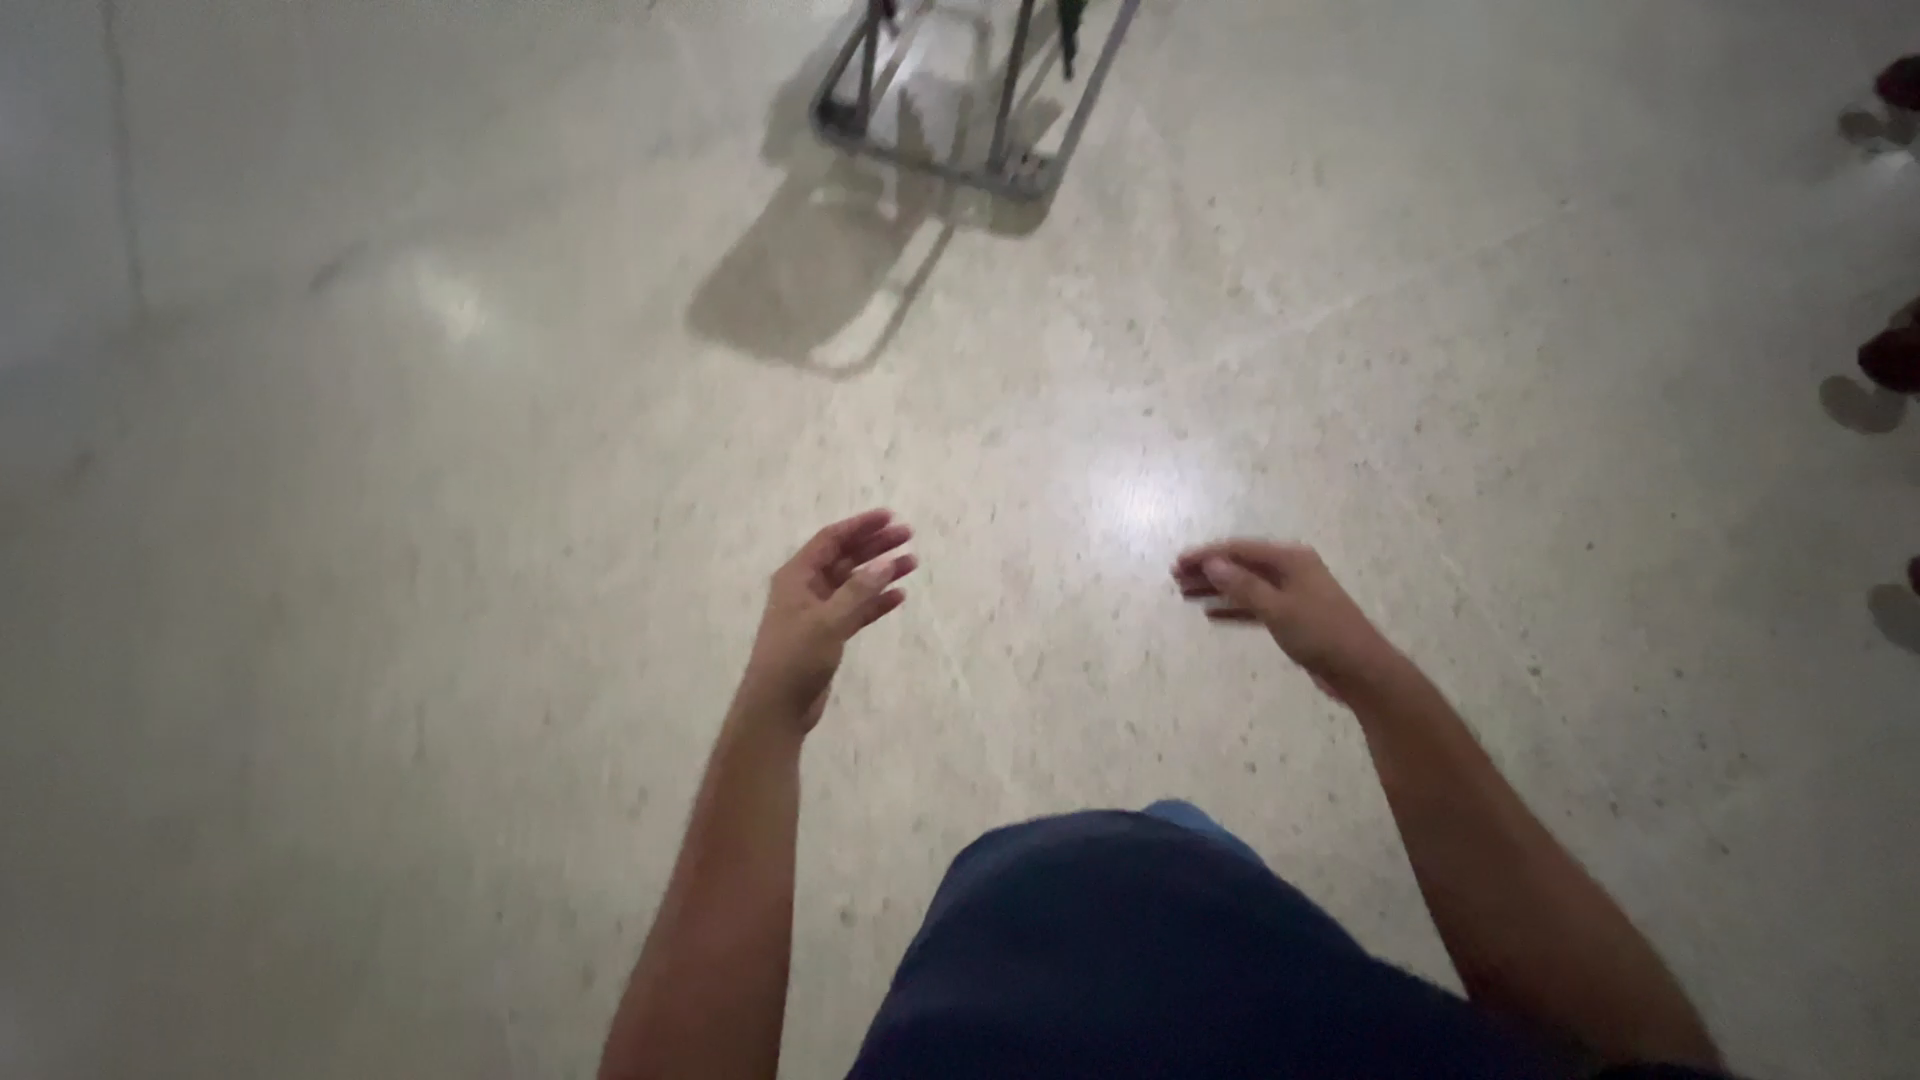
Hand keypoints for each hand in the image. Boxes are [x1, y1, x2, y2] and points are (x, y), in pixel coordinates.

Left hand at [736, 509, 917, 733]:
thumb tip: (886, 563)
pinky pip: (857, 609)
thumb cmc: (796, 658)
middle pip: (845, 557)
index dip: (860, 526)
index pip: (831, 540)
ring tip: (912, 563)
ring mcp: (818, 611)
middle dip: (875, 545)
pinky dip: (876, 602)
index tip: (890, 516)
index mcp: (797, 576)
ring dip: (880, 572)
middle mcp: (806, 588)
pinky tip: (899, 596)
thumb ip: (858, 591)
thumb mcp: (828, 622)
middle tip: (908, 536)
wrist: (777, 707)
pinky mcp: (829, 633)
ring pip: (854, 583)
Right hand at [1174, 539, 1404, 701]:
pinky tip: (1212, 614)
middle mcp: (1291, 570)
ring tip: (1186, 595)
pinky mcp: (1292, 616)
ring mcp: (1293, 593)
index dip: (1206, 555)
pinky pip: (1255, 605)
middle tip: (1176, 580)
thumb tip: (1211, 563)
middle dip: (1208, 571)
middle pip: (1241, 565)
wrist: (1361, 670)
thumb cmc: (1320, 634)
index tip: (1178, 564)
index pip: (1239, 549)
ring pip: (1246, 585)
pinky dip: (1234, 608)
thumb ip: (1242, 585)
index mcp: (1290, 559)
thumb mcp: (1277, 608)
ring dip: (1217, 589)